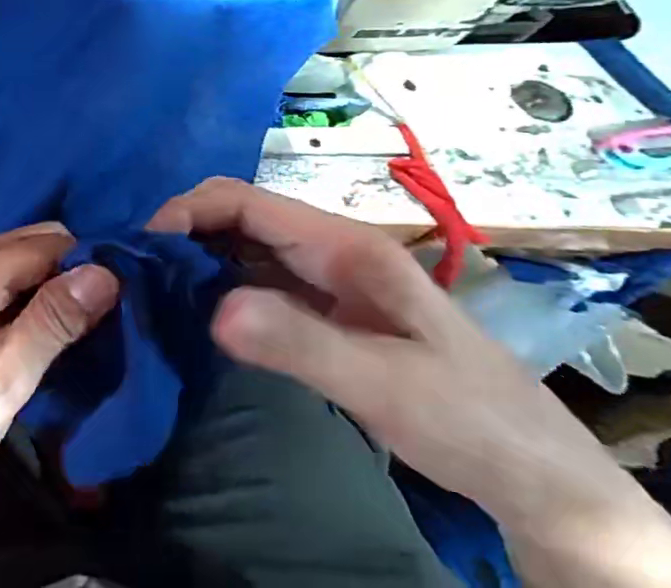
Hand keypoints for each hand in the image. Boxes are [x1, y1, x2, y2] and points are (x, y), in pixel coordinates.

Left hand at [0, 223, 119, 584]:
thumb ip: (52, 322)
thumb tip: (107, 272)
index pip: (49, 243)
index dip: (90, 264)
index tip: (129, 298)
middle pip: (41, 248)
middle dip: (80, 274)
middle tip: (117, 317)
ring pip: (34, 269)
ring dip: (66, 293)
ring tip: (103, 326)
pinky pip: (21, 292)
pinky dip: (47, 307)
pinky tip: (69, 335)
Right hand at [148, 179, 670, 587]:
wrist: (534, 471)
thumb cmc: (467, 418)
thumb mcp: (386, 385)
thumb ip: (300, 344)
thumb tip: (212, 309)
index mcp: (344, 245)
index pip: (246, 200)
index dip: (189, 210)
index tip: (141, 248)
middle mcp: (330, 250)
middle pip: (240, 218)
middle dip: (184, 234)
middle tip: (136, 275)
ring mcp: (327, 281)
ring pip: (244, 250)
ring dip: (196, 262)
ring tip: (151, 293)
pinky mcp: (324, 312)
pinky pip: (257, 285)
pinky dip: (218, 290)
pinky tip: (194, 317)